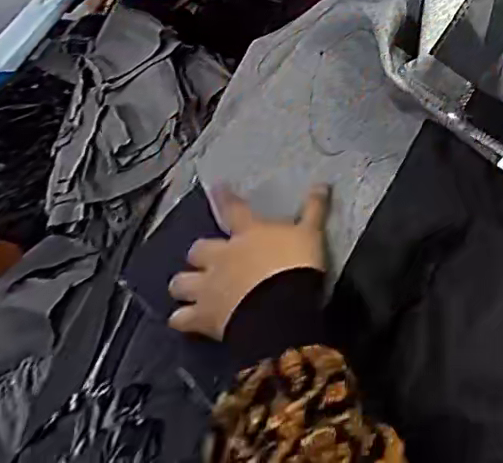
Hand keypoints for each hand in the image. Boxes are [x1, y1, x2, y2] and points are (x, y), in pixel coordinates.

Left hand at [167, 184, 330, 339]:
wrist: (278, 308)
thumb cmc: (296, 264)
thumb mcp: (311, 233)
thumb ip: (313, 209)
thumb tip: (322, 183)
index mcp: (248, 233)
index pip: (233, 209)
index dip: (224, 197)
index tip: (216, 187)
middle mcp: (221, 257)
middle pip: (197, 249)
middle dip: (199, 253)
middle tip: (208, 258)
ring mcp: (207, 287)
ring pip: (180, 283)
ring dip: (184, 284)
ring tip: (190, 288)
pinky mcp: (201, 316)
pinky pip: (179, 318)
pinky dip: (182, 318)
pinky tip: (186, 319)